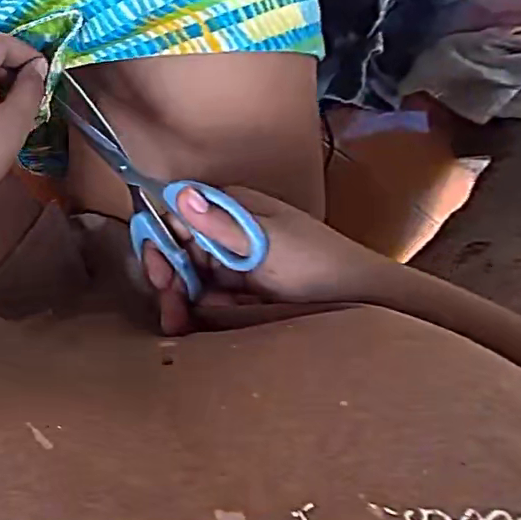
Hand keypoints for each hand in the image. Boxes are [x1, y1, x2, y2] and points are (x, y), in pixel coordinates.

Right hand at [140, 186, 397, 334]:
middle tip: (170, 312)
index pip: (176, 219)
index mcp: (229, 209)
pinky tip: (193, 327)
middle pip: (178, 253)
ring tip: (178, 326)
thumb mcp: (265, 243)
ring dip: (180, 302)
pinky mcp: (241, 288)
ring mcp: (233, 261)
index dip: (160, 245)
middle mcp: (226, 232)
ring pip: (190, 279)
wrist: (361, 297)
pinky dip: (199, 312)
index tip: (159, 276)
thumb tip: (180, 192)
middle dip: (169, 282)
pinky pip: (208, 298)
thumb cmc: (316, 262)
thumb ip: (219, 224)